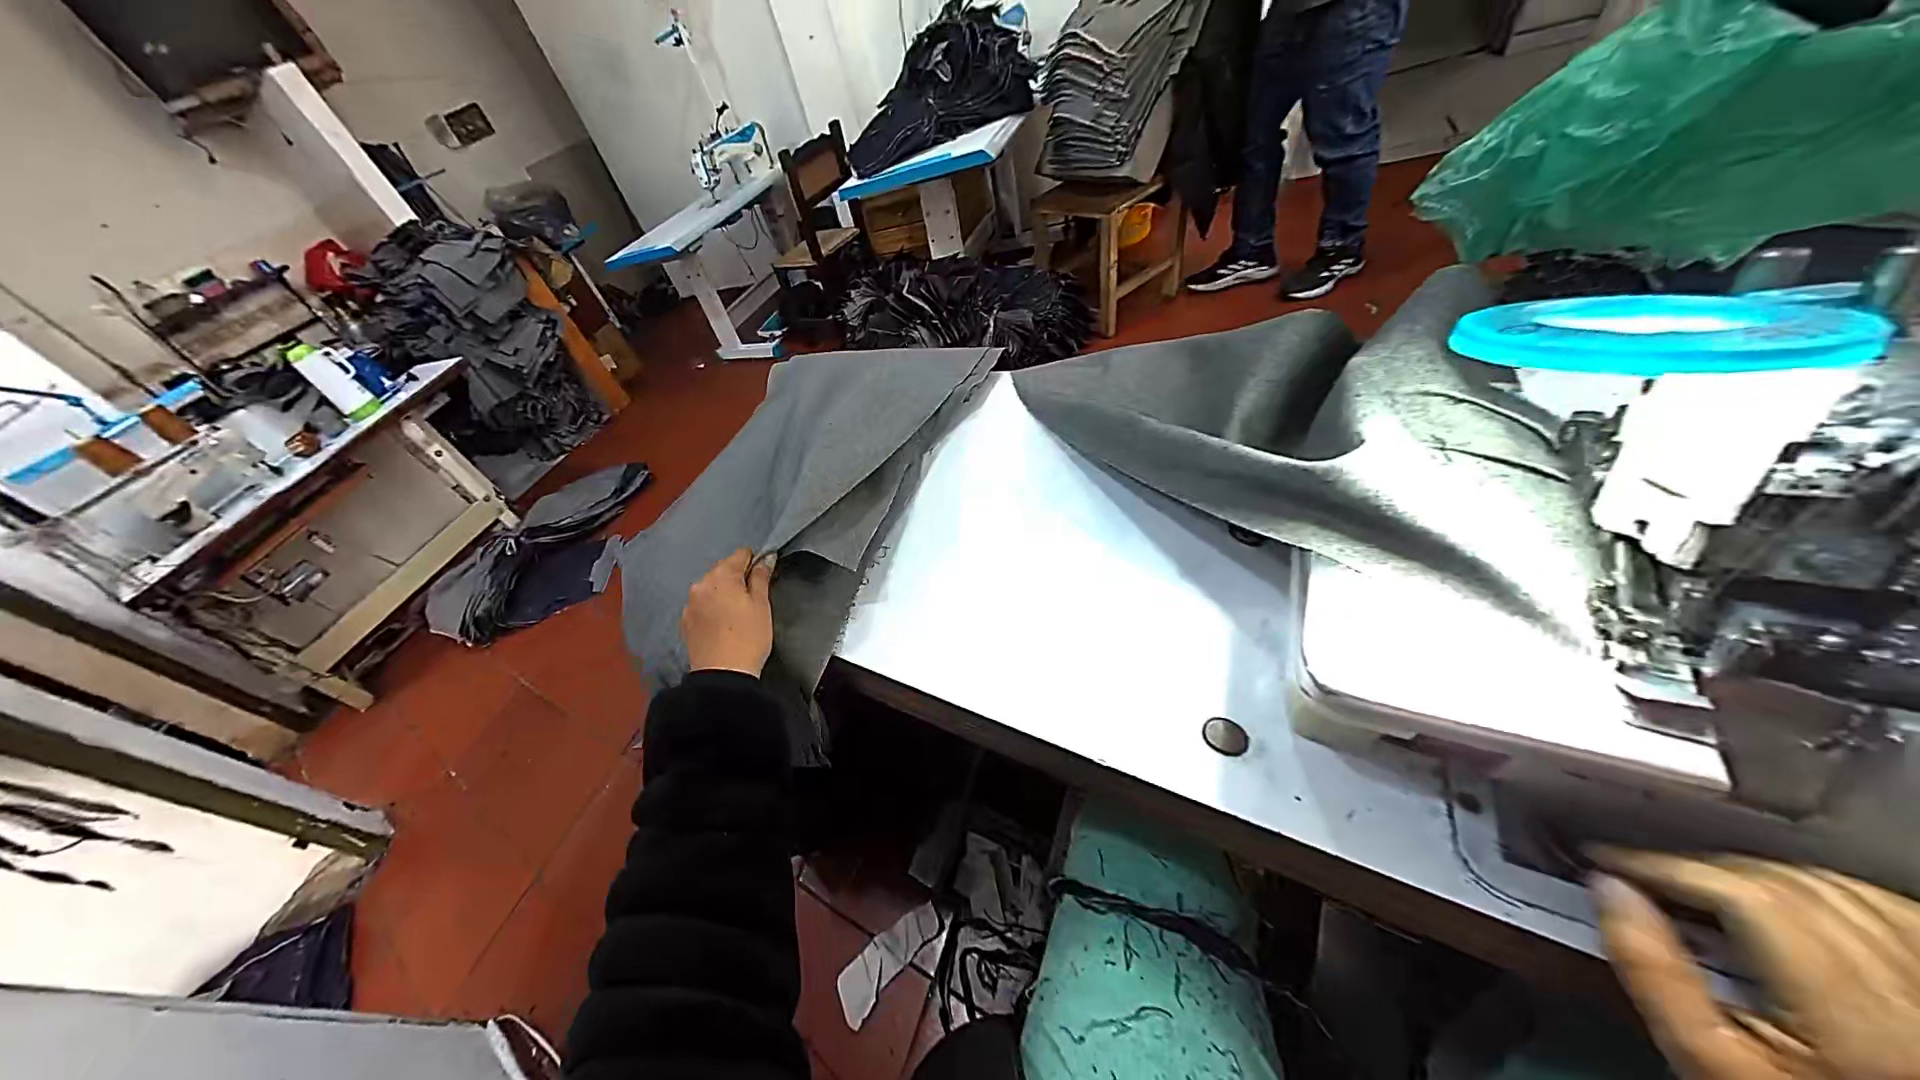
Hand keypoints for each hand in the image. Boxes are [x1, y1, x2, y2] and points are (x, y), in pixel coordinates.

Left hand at [681, 548, 774, 676]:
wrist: (723, 675)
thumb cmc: (749, 638)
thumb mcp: (762, 605)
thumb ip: (761, 577)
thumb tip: (765, 558)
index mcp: (722, 576)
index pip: (740, 554)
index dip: (755, 562)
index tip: (764, 575)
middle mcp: (700, 584)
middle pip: (723, 569)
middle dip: (737, 577)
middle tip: (752, 598)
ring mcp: (690, 603)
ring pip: (710, 587)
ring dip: (723, 592)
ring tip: (737, 613)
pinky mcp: (685, 621)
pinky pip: (701, 604)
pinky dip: (712, 607)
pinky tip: (722, 623)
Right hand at [1589, 849, 1919, 1079]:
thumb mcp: (1704, 1058)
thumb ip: (1652, 973)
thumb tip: (1609, 890)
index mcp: (1853, 1017)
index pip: (1741, 896)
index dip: (1663, 866)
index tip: (1609, 859)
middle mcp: (1912, 997)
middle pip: (1786, 887)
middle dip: (1702, 870)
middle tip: (1647, 876)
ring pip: (1834, 888)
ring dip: (1753, 875)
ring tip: (1704, 890)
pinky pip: (1888, 909)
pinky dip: (1821, 891)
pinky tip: (1782, 903)